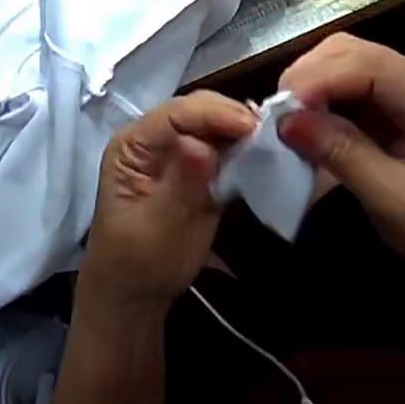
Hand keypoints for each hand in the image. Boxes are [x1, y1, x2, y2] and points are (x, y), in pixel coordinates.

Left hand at [80, 92, 258, 316]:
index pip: (175, 114)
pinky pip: (223, 145)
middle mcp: (152, 137)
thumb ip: (181, 184)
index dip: (214, 114)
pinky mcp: (196, 166)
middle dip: (231, 116)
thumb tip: (201, 144)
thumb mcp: (158, 228)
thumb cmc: (138, 263)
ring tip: (272, 139)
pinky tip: (264, 153)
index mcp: (132, 145)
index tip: (251, 126)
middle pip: (196, 109)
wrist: (136, 294)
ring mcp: (175, 149)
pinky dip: (244, 146)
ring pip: (213, 122)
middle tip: (269, 132)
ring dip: (241, 128)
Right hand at [278, 34, 404, 299]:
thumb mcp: (401, 204)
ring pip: (351, 69)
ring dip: (313, 91)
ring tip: (286, 124)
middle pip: (358, 54)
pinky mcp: (404, 115)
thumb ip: (344, 156)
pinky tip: (307, 131)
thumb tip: (287, 121)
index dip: (320, 79)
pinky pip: (355, 97)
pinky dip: (325, 109)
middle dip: (311, 78)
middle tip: (277, 116)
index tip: (279, 110)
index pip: (373, 66)